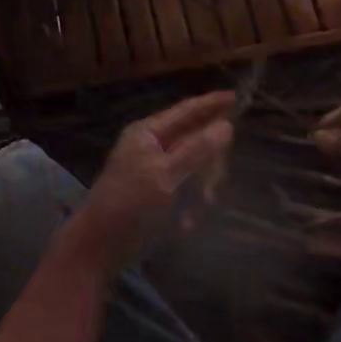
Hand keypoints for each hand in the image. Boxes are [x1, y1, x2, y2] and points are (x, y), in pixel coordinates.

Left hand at [70, 91, 235, 269]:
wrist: (103, 244)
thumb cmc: (130, 203)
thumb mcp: (165, 174)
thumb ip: (197, 149)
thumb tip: (226, 126)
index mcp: (148, 134)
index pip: (186, 111)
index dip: (211, 104)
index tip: (236, 97)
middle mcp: (153, 148)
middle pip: (196, 142)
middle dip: (209, 166)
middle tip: (211, 189)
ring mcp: (157, 172)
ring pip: (196, 170)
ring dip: (201, 191)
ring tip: (197, 210)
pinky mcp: (160, 196)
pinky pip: (187, 193)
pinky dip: (189, 207)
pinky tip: (183, 225)